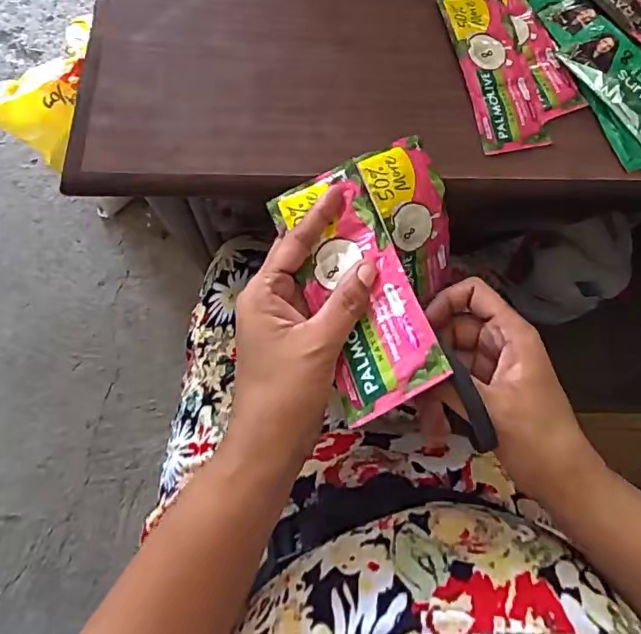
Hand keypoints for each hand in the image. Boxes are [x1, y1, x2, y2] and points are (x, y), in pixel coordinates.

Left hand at [225, 185, 376, 477]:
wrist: (269, 449)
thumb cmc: (285, 393)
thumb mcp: (317, 344)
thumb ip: (345, 303)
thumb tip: (371, 265)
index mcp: (264, 293)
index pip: (293, 244)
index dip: (318, 217)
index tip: (339, 191)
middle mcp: (272, 301)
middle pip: (307, 263)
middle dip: (336, 244)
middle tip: (366, 220)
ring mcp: (285, 322)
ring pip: (319, 289)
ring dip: (345, 276)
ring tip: (377, 252)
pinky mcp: (299, 342)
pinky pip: (325, 313)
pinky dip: (346, 304)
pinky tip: (372, 297)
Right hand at [417, 278, 600, 504]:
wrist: (566, 483)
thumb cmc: (538, 439)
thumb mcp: (491, 408)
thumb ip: (449, 382)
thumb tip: (409, 365)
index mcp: (511, 334)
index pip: (474, 293)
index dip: (445, 301)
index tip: (421, 327)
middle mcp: (501, 343)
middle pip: (455, 325)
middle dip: (432, 348)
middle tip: (407, 369)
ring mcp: (493, 367)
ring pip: (452, 356)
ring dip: (435, 379)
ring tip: (421, 408)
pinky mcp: (488, 390)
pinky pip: (457, 380)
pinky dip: (443, 396)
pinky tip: (432, 421)